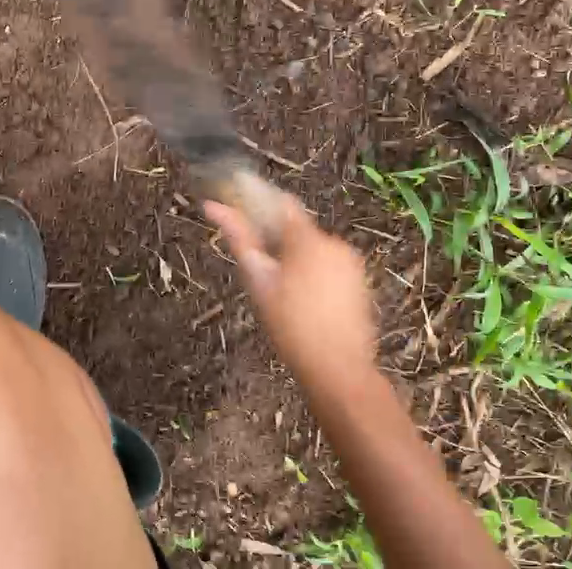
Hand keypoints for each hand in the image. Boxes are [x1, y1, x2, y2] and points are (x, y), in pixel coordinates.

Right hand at [203, 197, 376, 391]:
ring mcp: (351, 264)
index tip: (237, 211)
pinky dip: (311, 271)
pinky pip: (328, 264)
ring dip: (292, 256)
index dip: (257, 203)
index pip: (280, 203)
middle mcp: (334, 243)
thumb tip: (212, 205)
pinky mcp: (359, 282)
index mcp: (308, 239)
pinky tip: (300, 297)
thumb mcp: (258, 279)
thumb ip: (239, 237)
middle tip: (255, 264)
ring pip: (311, 247)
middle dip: (274, 238)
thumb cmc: (290, 324)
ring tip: (277, 287)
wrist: (338, 369)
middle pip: (296, 228)